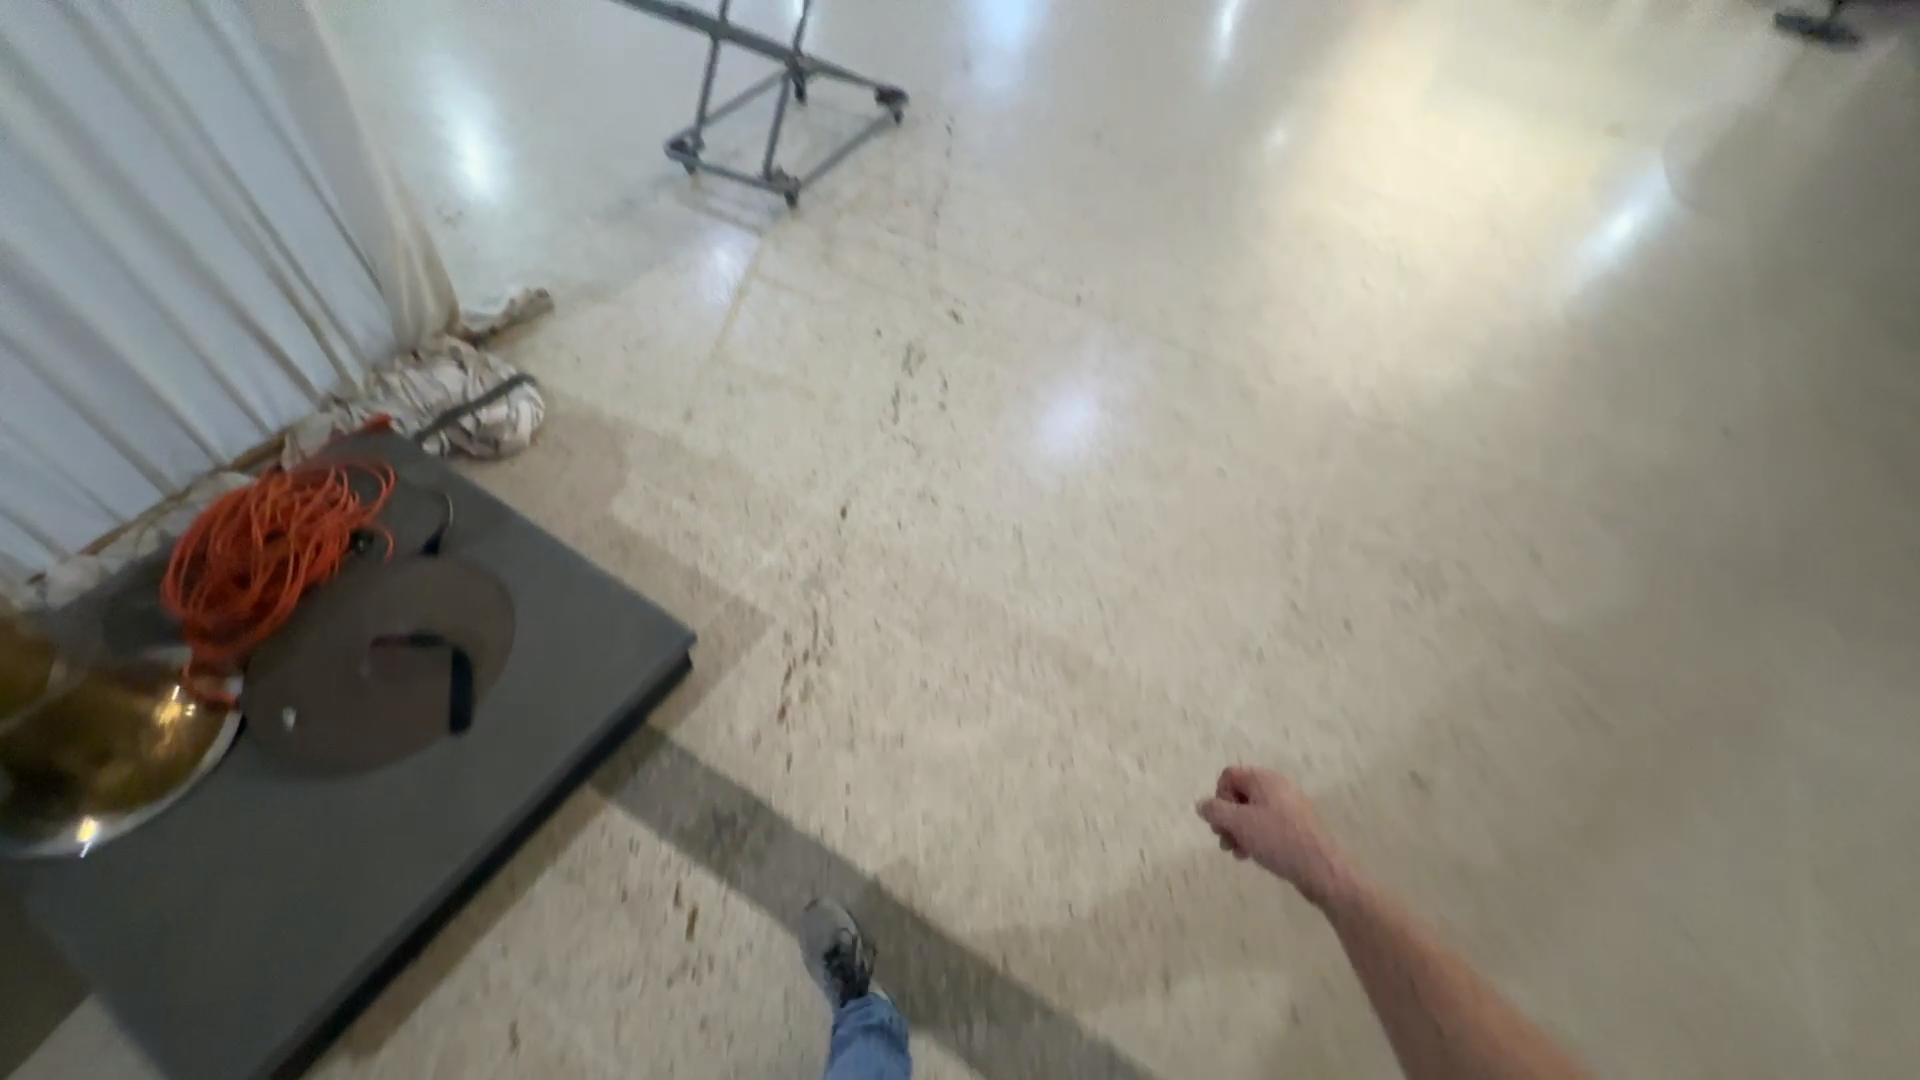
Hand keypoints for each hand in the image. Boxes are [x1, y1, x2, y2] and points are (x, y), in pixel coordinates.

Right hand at [1197, 765, 1351, 903]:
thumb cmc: (1277, 840)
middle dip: (1227, 819)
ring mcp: (1289, 807)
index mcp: (1263, 779)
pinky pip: (1268, 825)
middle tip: (1224, 841)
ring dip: (1238, 831)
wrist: (1322, 869)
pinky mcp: (1297, 826)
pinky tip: (1253, 856)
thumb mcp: (1238, 823)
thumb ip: (1214, 811)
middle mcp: (1277, 787)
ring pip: (1252, 813)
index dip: (1218, 797)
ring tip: (1238, 853)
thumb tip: (1202, 805)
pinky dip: (1256, 837)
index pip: (1228, 776)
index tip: (1221, 820)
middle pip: (1239, 795)